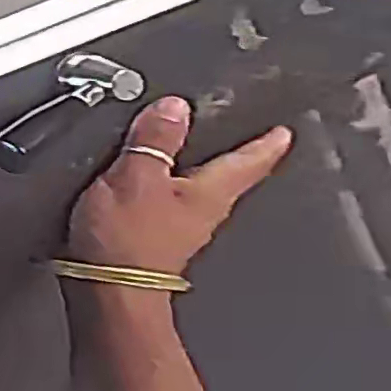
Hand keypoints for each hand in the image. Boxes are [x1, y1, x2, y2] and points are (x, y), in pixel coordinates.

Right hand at [67, 95, 292, 272]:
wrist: (107, 283)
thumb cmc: (126, 235)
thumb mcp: (136, 177)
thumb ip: (154, 141)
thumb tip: (176, 107)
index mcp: (208, 193)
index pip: (246, 163)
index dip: (265, 144)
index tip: (283, 131)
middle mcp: (202, 210)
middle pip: (227, 176)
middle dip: (234, 155)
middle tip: (242, 135)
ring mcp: (179, 224)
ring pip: (198, 187)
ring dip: (198, 166)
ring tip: (193, 150)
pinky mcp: (152, 231)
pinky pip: (168, 196)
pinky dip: (166, 180)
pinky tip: (149, 178)